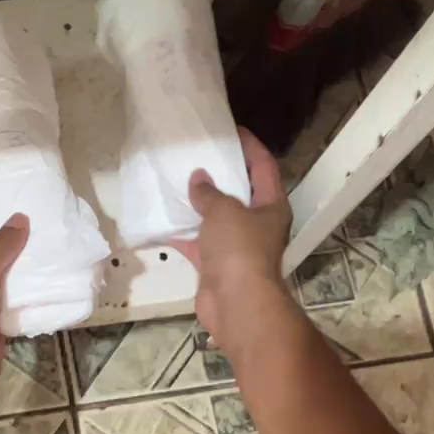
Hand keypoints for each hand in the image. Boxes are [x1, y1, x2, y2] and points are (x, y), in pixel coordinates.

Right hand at [172, 129, 298, 360]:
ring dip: (199, 206)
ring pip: (216, 220)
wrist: (235, 302)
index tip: (231, 130)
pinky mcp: (215, 267)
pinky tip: (162, 224)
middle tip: (200, 155)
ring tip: (178, 184)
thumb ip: (209, 193)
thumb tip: (198, 179)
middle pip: (240, 193)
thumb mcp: (223, 211)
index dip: (249, 147)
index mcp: (271, 205)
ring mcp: (236, 248)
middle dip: (221, 176)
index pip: (263, 166)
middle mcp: (257, 225)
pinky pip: (198, 244)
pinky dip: (182, 235)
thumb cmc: (239, 249)